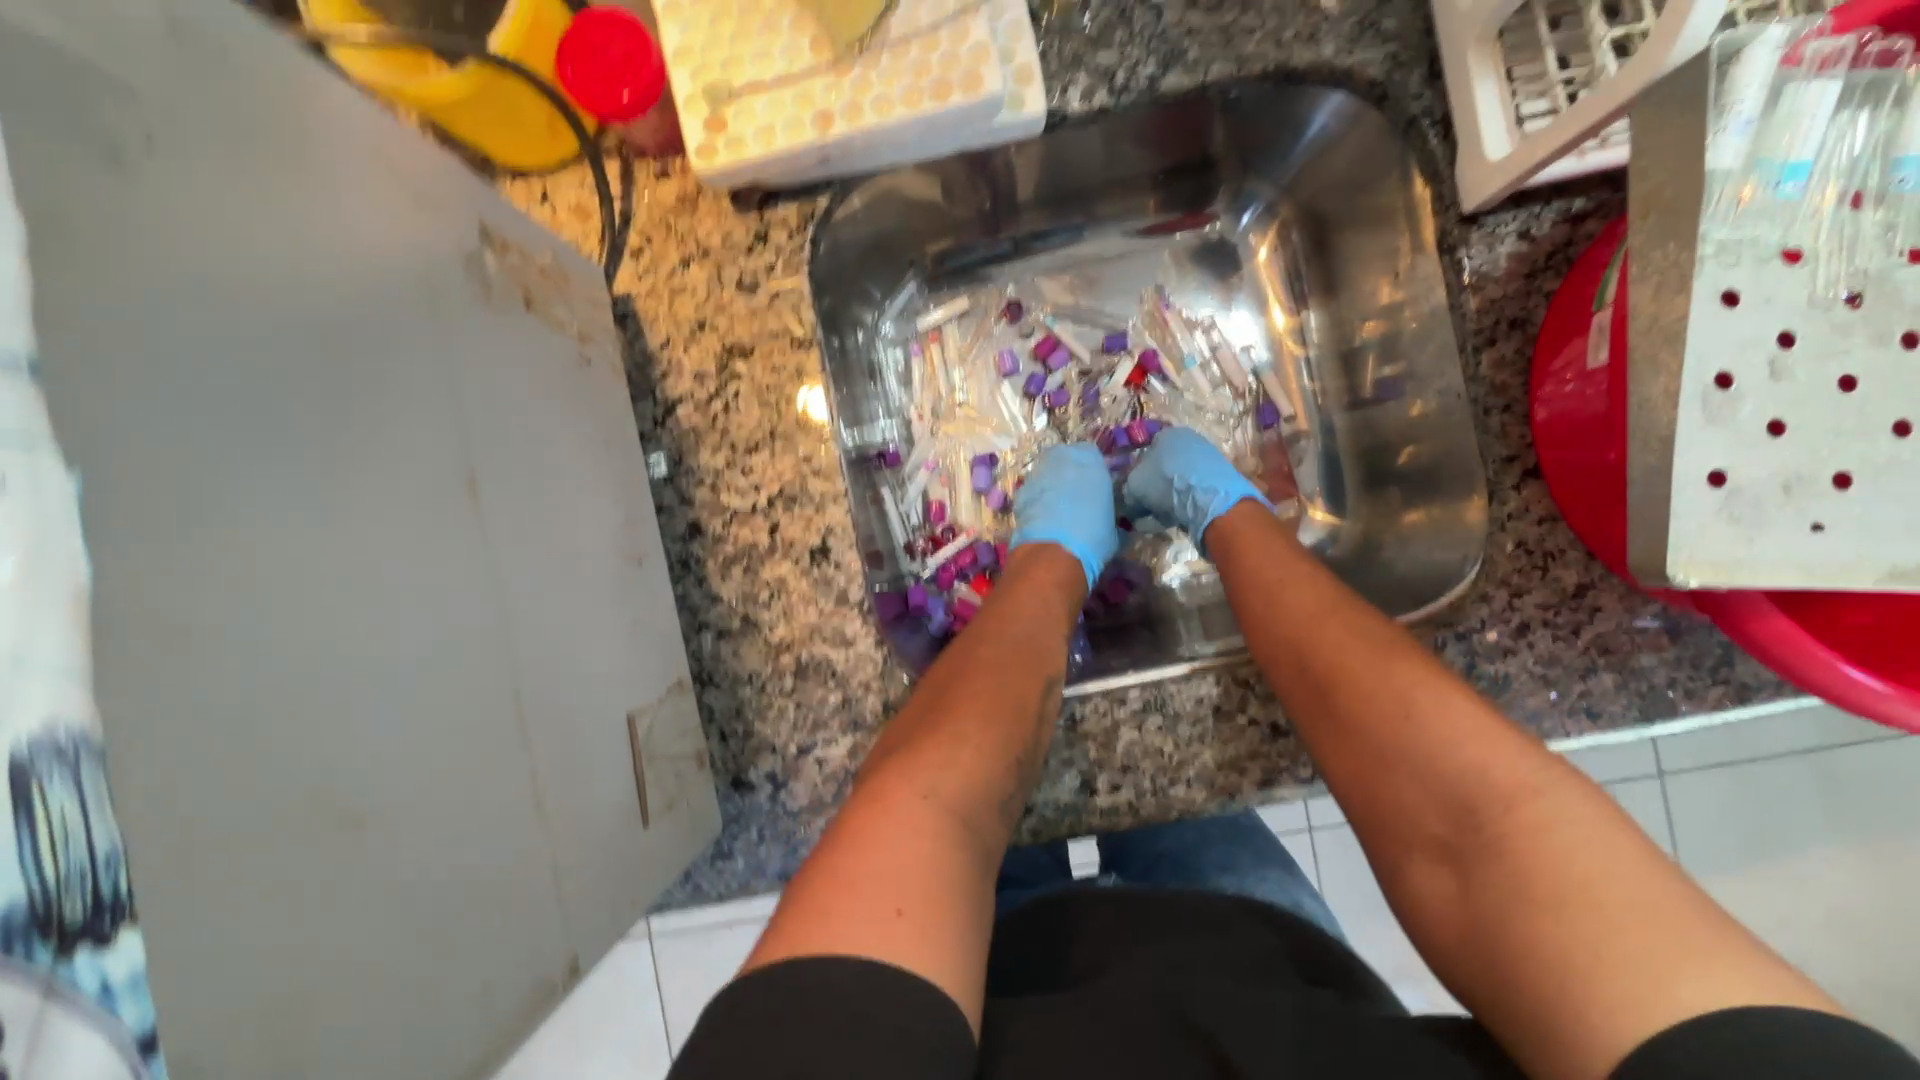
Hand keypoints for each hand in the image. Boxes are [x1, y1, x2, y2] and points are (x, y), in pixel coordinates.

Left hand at [1011, 443, 1118, 590]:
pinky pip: (1030, 494)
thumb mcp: (1111, 525)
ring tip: (1056, 513)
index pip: (1089, 453)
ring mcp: (1035, 475)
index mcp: (1090, 460)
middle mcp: (1060, 460)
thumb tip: (1105, 520)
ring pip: (1043, 475)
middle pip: (1062, 459)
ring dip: (1049, 488)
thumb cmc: (1094, 535)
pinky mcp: (1018, 494)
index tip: (1093, 486)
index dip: (1090, 469)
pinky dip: (1034, 503)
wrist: (1055, 552)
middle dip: (1066, 474)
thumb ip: (1106, 512)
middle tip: (1074, 497)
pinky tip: (1040, 523)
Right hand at [1123, 426, 1269, 554]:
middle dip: (1153, 487)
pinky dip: (1184, 504)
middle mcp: (1189, 441)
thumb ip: (1128, 487)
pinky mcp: (1221, 480)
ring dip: (1167, 499)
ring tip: (1157, 519)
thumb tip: (1131, 496)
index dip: (1137, 471)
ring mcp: (1208, 460)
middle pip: (1164, 466)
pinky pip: (1194, 492)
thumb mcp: (1134, 484)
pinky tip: (1175, 520)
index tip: (1133, 490)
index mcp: (1167, 434)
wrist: (1208, 497)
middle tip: (1144, 506)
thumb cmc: (1165, 481)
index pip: (1147, 449)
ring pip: (1179, 481)